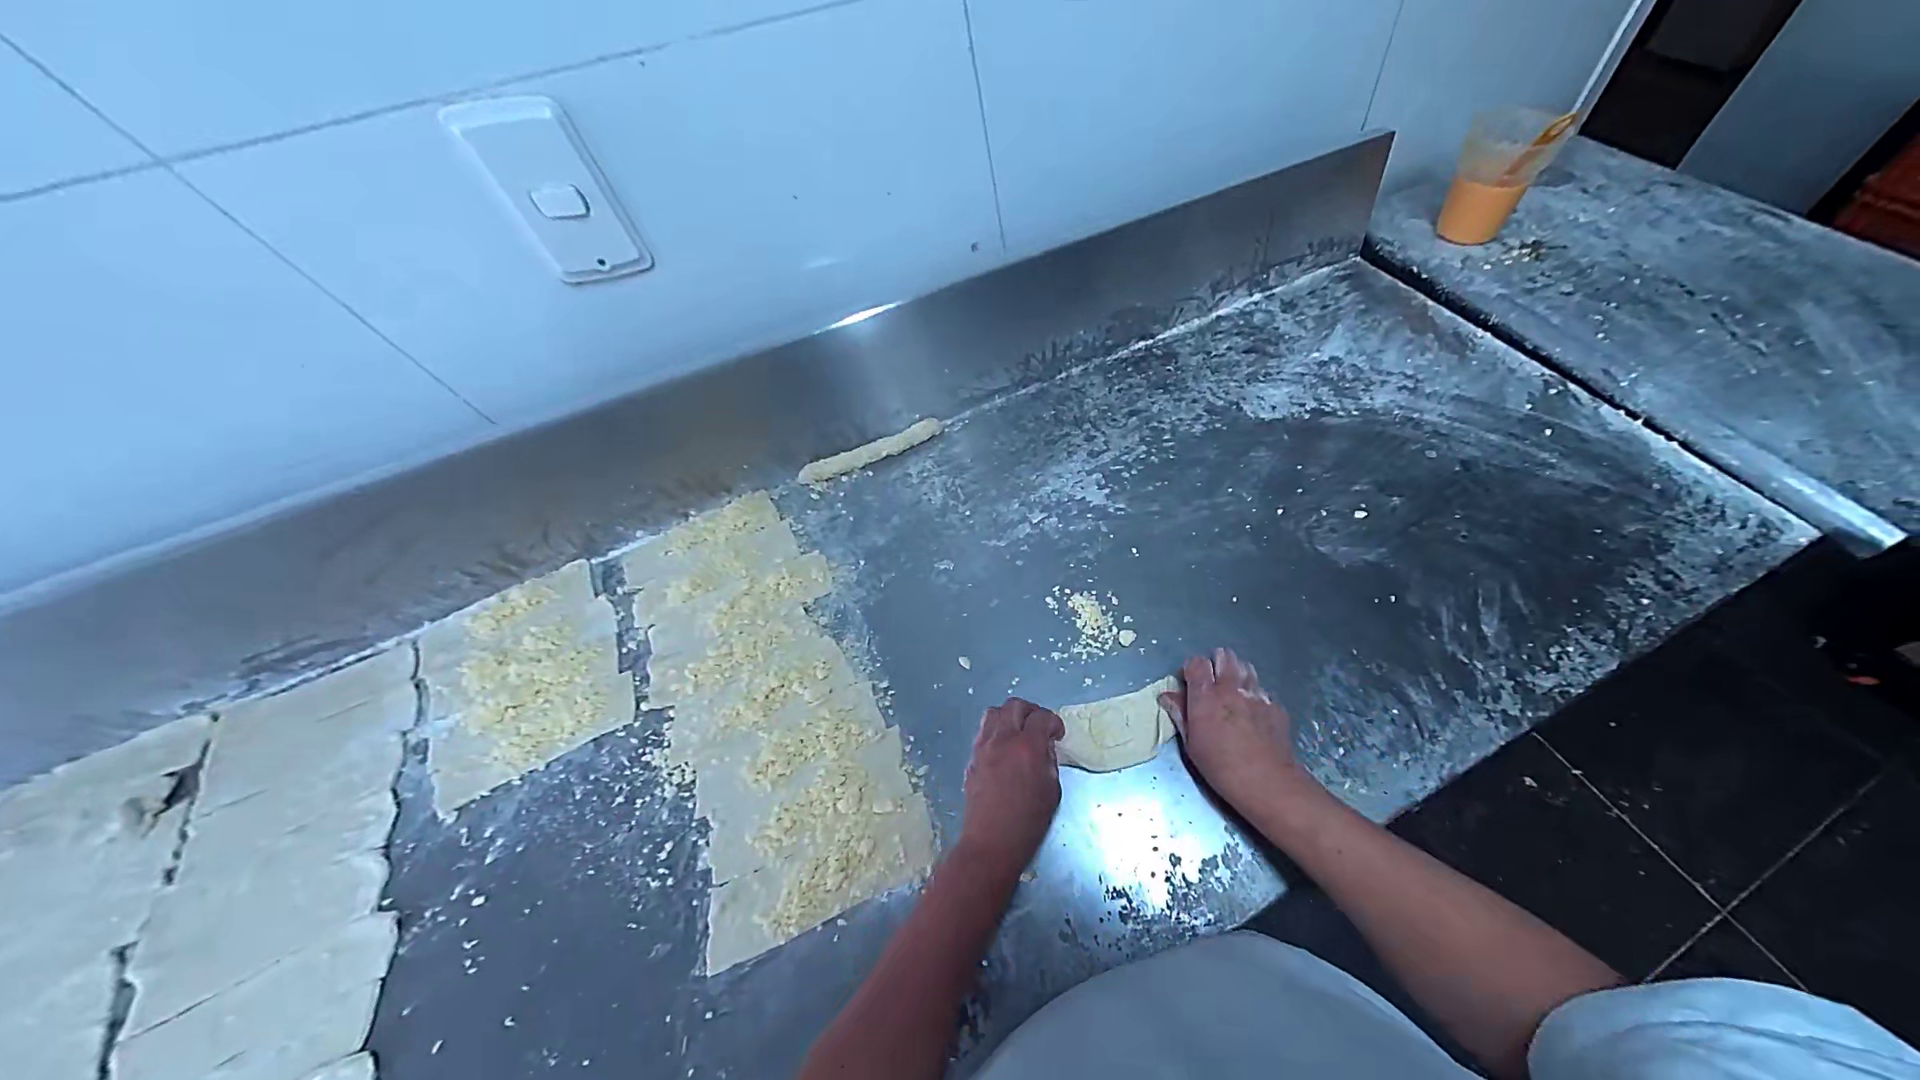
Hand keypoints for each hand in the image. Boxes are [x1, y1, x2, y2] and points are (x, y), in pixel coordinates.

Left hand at [958, 698, 1063, 874]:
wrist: (991, 842)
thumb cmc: (1028, 823)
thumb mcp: (1052, 791)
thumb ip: (1049, 762)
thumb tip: (1044, 748)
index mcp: (1028, 747)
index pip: (1041, 717)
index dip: (1053, 722)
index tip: (1057, 733)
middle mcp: (1003, 740)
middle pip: (1015, 706)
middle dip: (1031, 712)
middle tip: (1040, 727)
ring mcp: (983, 747)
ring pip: (994, 713)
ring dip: (1010, 717)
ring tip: (1019, 733)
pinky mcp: (972, 758)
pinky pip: (983, 732)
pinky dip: (996, 731)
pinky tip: (1004, 748)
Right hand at [1160, 648, 1310, 811]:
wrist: (1268, 782)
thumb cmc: (1221, 767)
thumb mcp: (1191, 744)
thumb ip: (1180, 714)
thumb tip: (1168, 696)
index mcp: (1206, 696)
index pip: (1197, 663)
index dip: (1192, 669)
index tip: (1190, 683)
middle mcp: (1232, 689)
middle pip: (1225, 656)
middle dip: (1217, 663)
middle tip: (1213, 682)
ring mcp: (1257, 695)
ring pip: (1246, 668)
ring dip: (1237, 674)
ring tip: (1233, 692)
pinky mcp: (1276, 706)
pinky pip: (1263, 690)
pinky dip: (1255, 695)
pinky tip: (1253, 713)